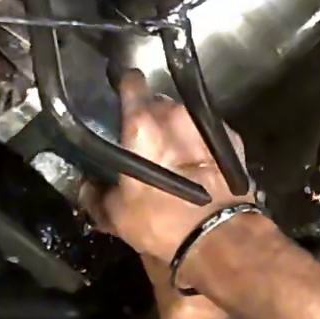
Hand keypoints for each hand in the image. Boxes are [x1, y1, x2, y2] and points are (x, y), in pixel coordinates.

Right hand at [84, 70, 249, 301]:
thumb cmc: (161, 221)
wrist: (217, 236)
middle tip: (146, 144)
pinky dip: (201, 143)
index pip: (131, 83)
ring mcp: (206, 125)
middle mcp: (175, 115)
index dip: (125, 86)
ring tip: (174, 158)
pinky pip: (207, 133)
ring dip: (178, 131)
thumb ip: (96, 194)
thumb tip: (88, 187)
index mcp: (142, 124)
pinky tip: (198, 165)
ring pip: (185, 117)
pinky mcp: (231, 139)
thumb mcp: (116, 214)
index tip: (121, 95)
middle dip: (152, 117)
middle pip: (159, 102)